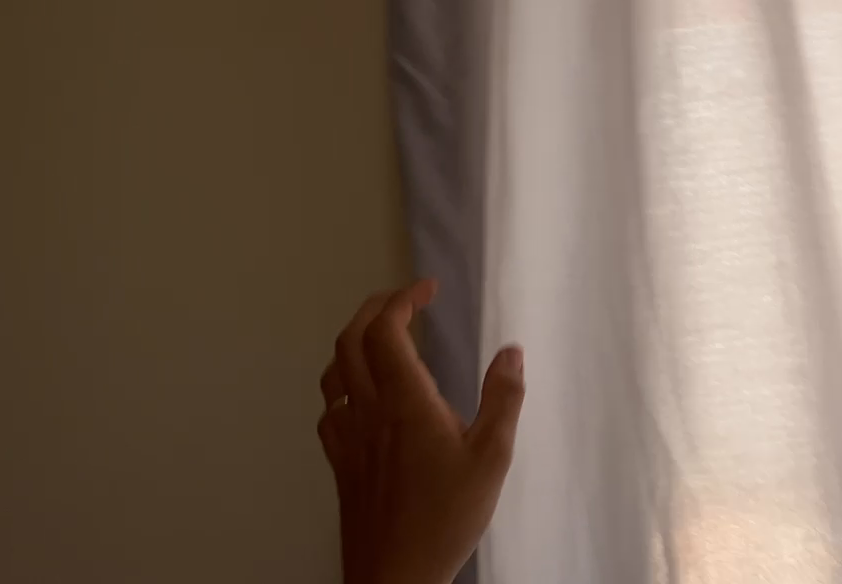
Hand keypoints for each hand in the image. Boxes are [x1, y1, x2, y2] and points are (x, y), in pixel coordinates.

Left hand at [318, 281, 525, 583]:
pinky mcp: (340, 463)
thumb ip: (504, 397)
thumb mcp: (492, 456)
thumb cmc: (446, 518)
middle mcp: (368, 411)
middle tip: (406, 299)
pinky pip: (330, 407)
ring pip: (334, 370)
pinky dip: (343, 382)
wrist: (395, 580)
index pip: (386, 329)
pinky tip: (362, 393)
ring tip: (383, 334)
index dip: (403, 298)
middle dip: (376, 306)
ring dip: (355, 340)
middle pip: (351, 339)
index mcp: (405, 401)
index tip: (428, 288)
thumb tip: (512, 351)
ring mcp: (348, 438)